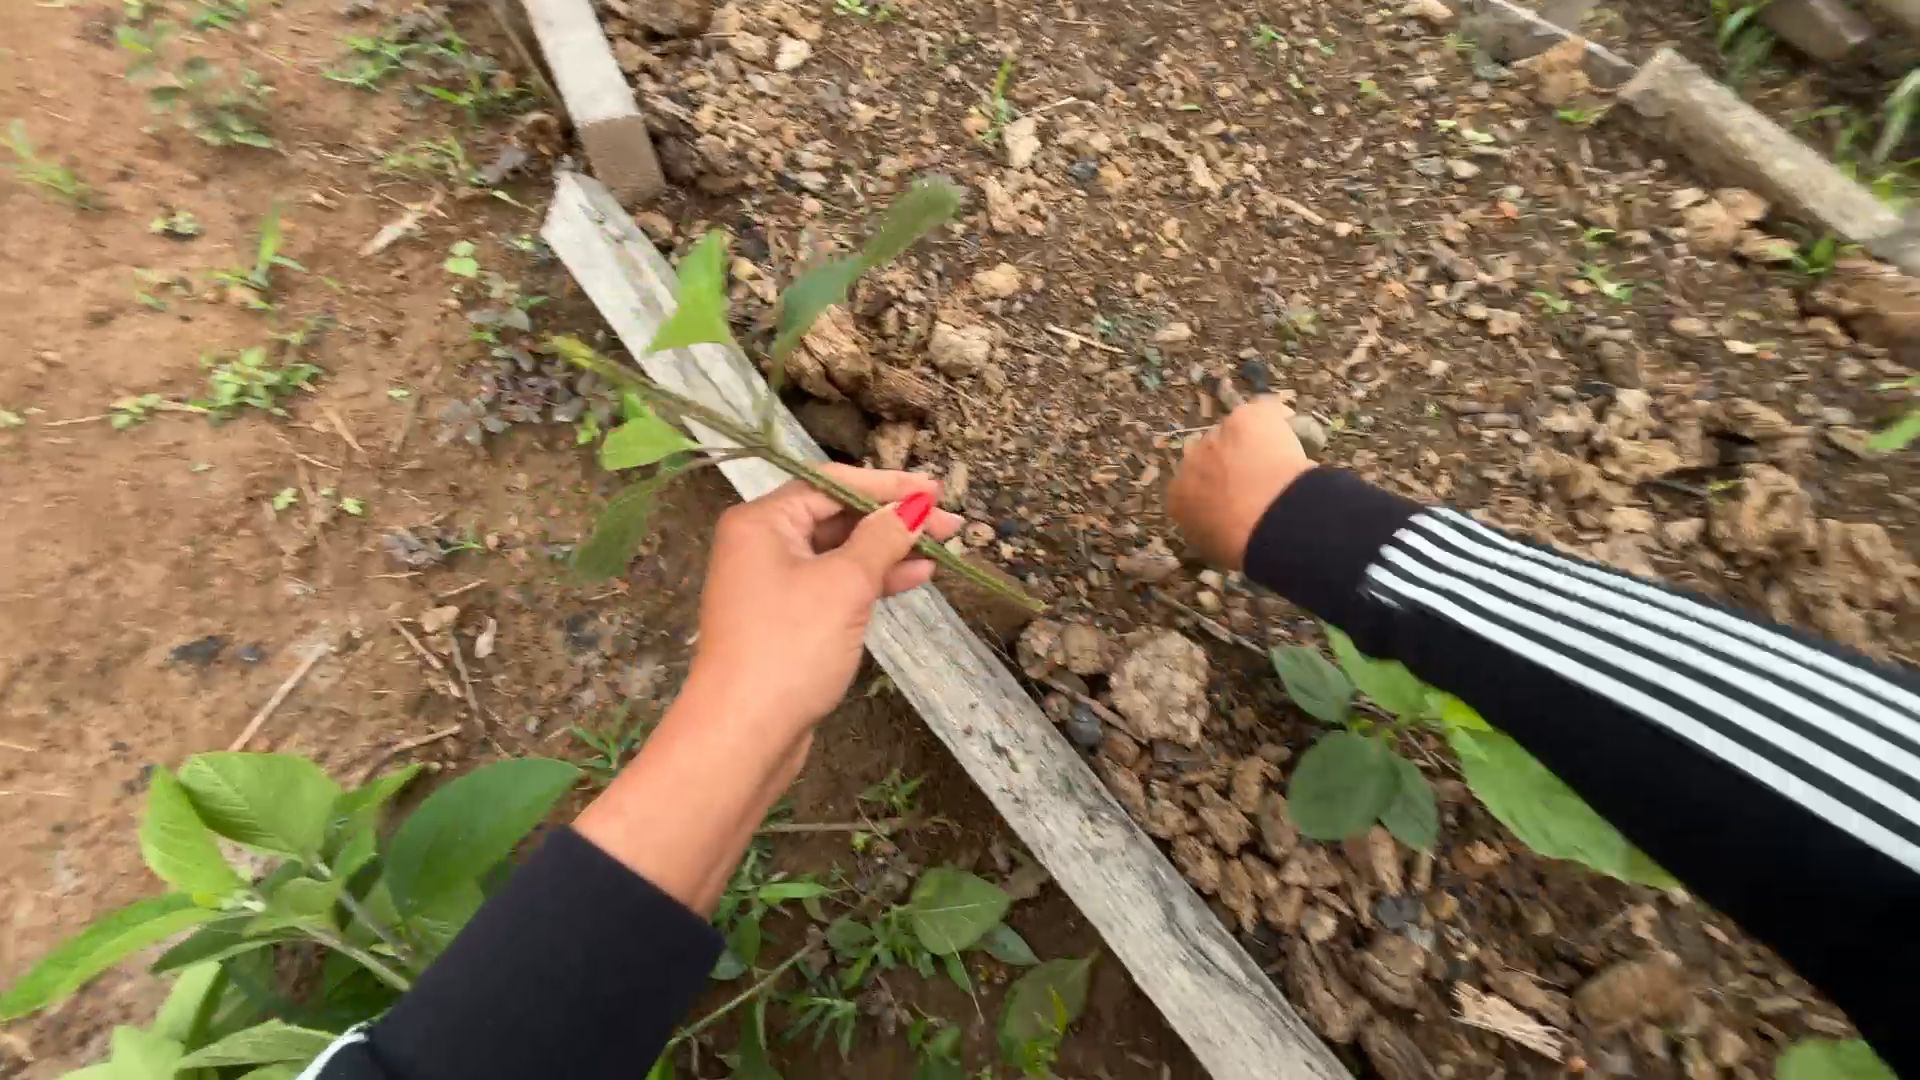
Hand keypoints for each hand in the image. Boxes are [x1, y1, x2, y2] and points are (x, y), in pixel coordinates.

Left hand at [681, 465, 961, 730]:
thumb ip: (883, 538)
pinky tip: (915, 576)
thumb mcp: (845, 584)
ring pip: (841, 552)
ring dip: (889, 550)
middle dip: (893, 519)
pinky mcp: (788, 617)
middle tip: (947, 523)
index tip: (936, 491)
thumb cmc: (790, 648)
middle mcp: (762, 544)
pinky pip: (835, 584)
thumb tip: (915, 507)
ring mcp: (774, 583)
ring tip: (940, 549)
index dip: (888, 485)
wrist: (744, 735)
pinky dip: (873, 580)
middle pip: (837, 516)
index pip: (832, 484)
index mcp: (762, 521)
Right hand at [1168, 396, 1315, 568]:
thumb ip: (1209, 528)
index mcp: (1179, 496)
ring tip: (1279, 462)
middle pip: (1209, 454)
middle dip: (1229, 464)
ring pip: (1234, 434)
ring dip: (1252, 444)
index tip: (1234, 497)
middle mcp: (1190, 462)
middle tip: (1258, 480)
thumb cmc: (1243, 545)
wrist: (1270, 524)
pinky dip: (1276, 420)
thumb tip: (1218, 523)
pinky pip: (1261, 411)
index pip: (1192, 485)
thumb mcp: (1215, 547)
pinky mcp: (1243, 419)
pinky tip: (1290, 434)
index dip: (1215, 488)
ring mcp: (1215, 437)